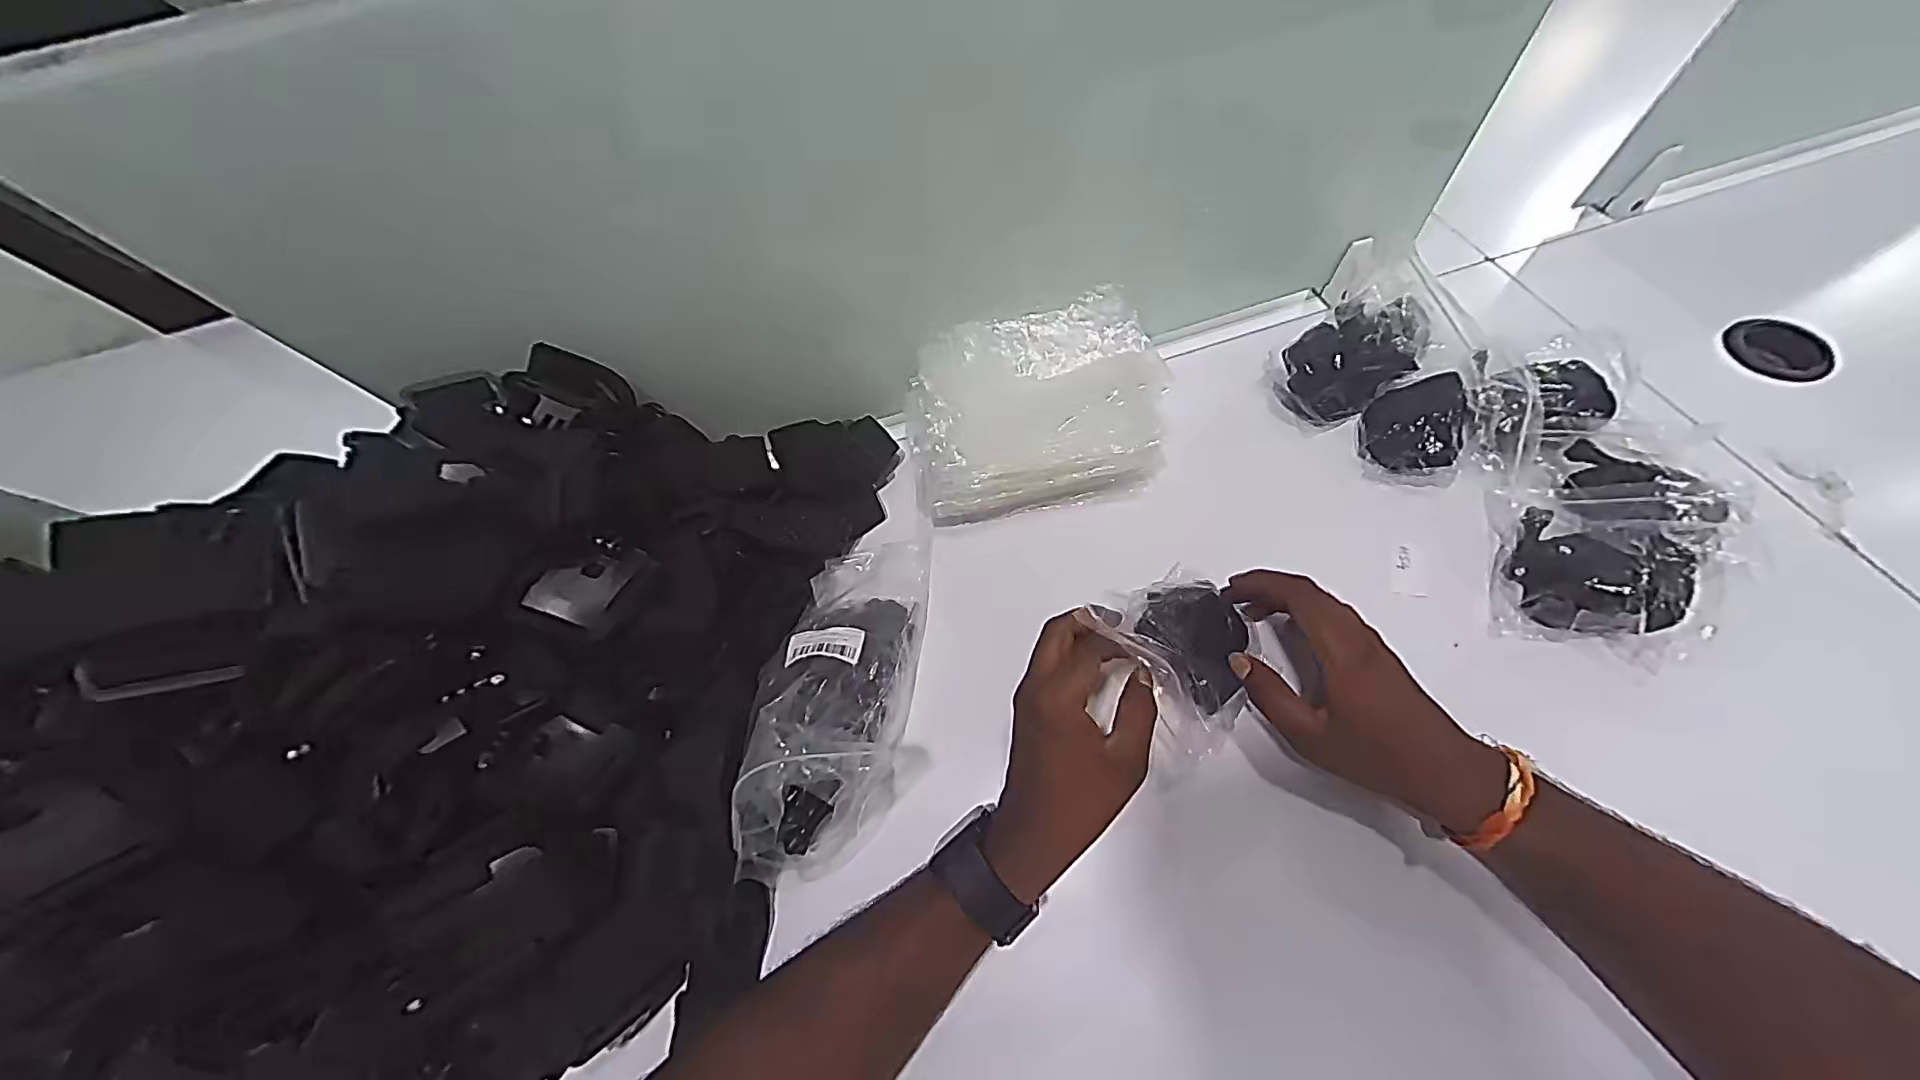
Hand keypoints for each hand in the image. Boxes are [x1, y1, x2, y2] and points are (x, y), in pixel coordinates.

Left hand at [983, 609, 1156, 903]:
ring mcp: (1026, 698)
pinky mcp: (1026, 709)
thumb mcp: (1125, 761)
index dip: (1122, 641)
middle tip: (1124, 631)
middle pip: (1058, 631)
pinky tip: (1099, 674)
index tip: (1144, 648)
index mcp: (1057, 697)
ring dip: (1080, 638)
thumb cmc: (1075, 806)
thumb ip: (1138, 709)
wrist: (1033, 834)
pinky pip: (1046, 667)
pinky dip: (1070, 658)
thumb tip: (1142, 677)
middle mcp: (1035, 690)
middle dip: (1092, 622)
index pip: (1090, 647)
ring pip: (1049, 646)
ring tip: (1117, 649)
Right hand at [1223, 571, 1507, 835]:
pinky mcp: (1376, 654)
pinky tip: (1289, 627)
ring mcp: (1371, 644)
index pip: (1298, 596)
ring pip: (1323, 601)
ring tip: (1254, 608)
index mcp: (1343, 652)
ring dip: (1286, 596)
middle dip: (1267, 585)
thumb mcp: (1309, 735)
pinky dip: (1303, 609)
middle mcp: (1359, 640)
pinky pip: (1334, 614)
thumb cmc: (1384, 757)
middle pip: (1310, 591)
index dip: (1260, 584)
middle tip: (1236, 594)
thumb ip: (1269, 695)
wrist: (1444, 772)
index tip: (1233, 590)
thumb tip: (1241, 664)